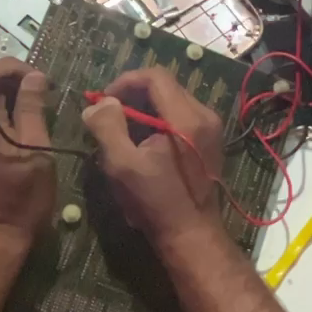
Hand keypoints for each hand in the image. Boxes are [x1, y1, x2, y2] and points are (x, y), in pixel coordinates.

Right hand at [81, 68, 227, 254]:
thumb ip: (108, 127)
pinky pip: (181, 117)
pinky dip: (159, 122)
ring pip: (172, 101)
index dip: (125, 81)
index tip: (104, 101)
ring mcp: (210, 129)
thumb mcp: (122, 165)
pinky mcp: (209, 142)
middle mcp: (204, 116)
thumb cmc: (155, 202)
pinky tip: (143, 145)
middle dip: (133, 96)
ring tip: (122, 132)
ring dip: (145, 110)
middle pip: (165, 86)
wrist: (191, 235)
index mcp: (186, 118)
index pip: (156, 76)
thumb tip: (100, 103)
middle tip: (109, 116)